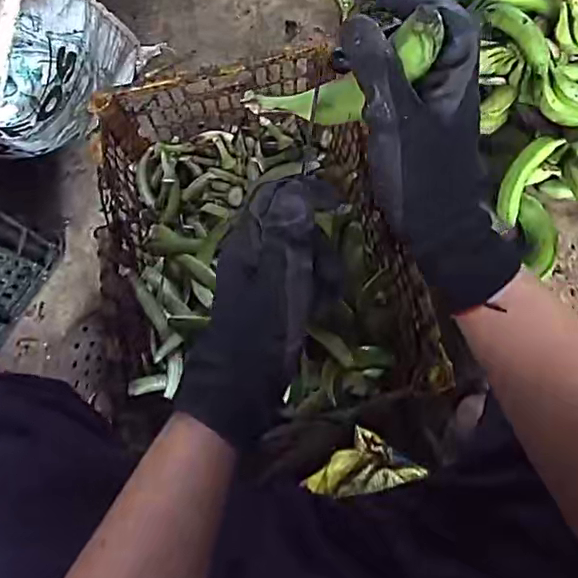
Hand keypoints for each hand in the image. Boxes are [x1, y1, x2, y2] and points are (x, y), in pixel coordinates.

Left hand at [173, 176, 340, 449]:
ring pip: (300, 251)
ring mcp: (259, 273)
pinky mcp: (269, 296)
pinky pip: (298, 276)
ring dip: (321, 268)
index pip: (275, 194)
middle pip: (293, 224)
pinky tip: (322, 306)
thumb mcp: (279, 276)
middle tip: (333, 270)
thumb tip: (298, 190)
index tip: (337, 202)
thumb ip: (287, 232)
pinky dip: (314, 286)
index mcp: (248, 238)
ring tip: (330, 296)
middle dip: (320, 242)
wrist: (241, 387)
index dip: (306, 191)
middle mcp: (251, 249)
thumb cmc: (261, 329)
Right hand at [339, 0, 521, 313]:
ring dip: (387, 43)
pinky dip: (379, 70)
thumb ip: (379, 65)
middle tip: (368, 6)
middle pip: (434, 33)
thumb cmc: (422, 173)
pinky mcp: (420, 121)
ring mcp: (436, 103)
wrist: (438, 232)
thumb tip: (358, 18)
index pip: (453, 18)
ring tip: (354, 40)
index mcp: (458, 75)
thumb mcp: (396, 115)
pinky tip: (354, 76)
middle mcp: (451, 83)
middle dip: (402, 14)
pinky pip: (401, 82)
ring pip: (416, 58)